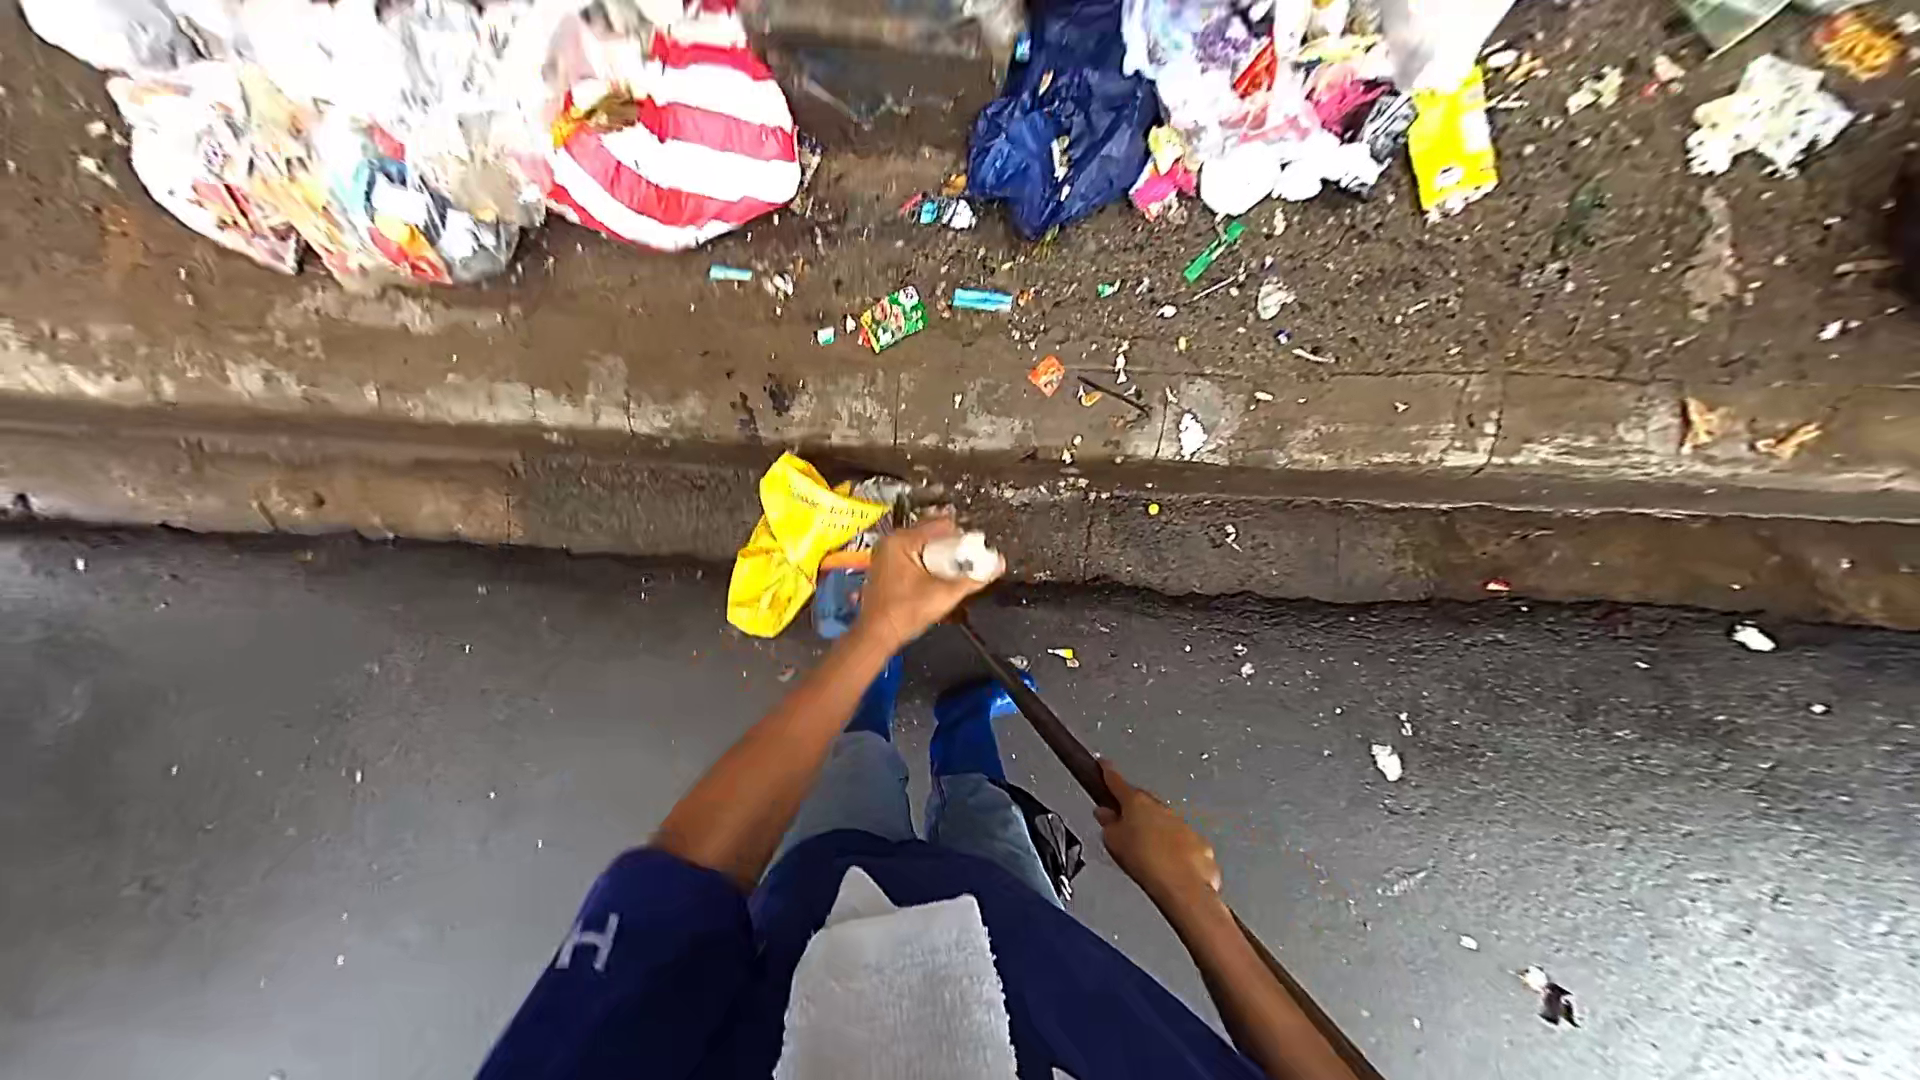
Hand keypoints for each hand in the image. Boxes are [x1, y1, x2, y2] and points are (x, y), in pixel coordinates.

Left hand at [852, 516, 1001, 650]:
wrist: (878, 635)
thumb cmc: (903, 614)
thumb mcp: (944, 595)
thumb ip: (973, 579)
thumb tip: (998, 566)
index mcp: (901, 541)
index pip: (941, 525)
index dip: (963, 537)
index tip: (977, 551)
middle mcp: (891, 541)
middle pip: (932, 533)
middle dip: (952, 547)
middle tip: (969, 561)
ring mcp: (887, 553)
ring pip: (923, 544)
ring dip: (941, 555)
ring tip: (956, 569)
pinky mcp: (887, 565)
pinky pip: (914, 554)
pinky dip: (929, 561)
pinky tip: (939, 575)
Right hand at [1095, 759, 1222, 905]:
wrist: (1183, 887)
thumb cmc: (1145, 862)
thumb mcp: (1113, 842)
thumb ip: (1108, 824)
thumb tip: (1106, 814)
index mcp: (1135, 802)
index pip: (1116, 781)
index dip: (1107, 771)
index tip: (1103, 764)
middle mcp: (1160, 807)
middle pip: (1141, 804)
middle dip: (1132, 813)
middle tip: (1123, 831)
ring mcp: (1182, 824)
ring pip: (1163, 823)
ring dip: (1155, 834)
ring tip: (1147, 858)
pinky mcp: (1199, 843)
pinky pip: (1182, 842)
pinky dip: (1175, 851)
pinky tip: (1168, 869)